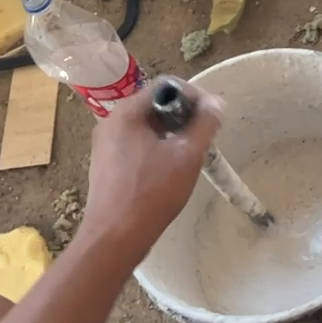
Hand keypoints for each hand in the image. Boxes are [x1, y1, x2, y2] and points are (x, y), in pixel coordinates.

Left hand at [79, 84, 222, 269]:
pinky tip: (170, 169)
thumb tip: (215, 103)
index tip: (213, 117)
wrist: (114, 237)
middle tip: (205, 136)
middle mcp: (112, 121)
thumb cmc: (152, 192)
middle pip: (156, 104)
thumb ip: (205, 123)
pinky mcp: (106, 162)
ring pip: (148, 125)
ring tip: (191, 154)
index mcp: (127, 112)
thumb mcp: (187, 155)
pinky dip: (157, 147)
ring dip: (173, 133)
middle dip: (184, 116)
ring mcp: (106, 143)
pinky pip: (137, 143)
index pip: (167, 85)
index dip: (195, 96)